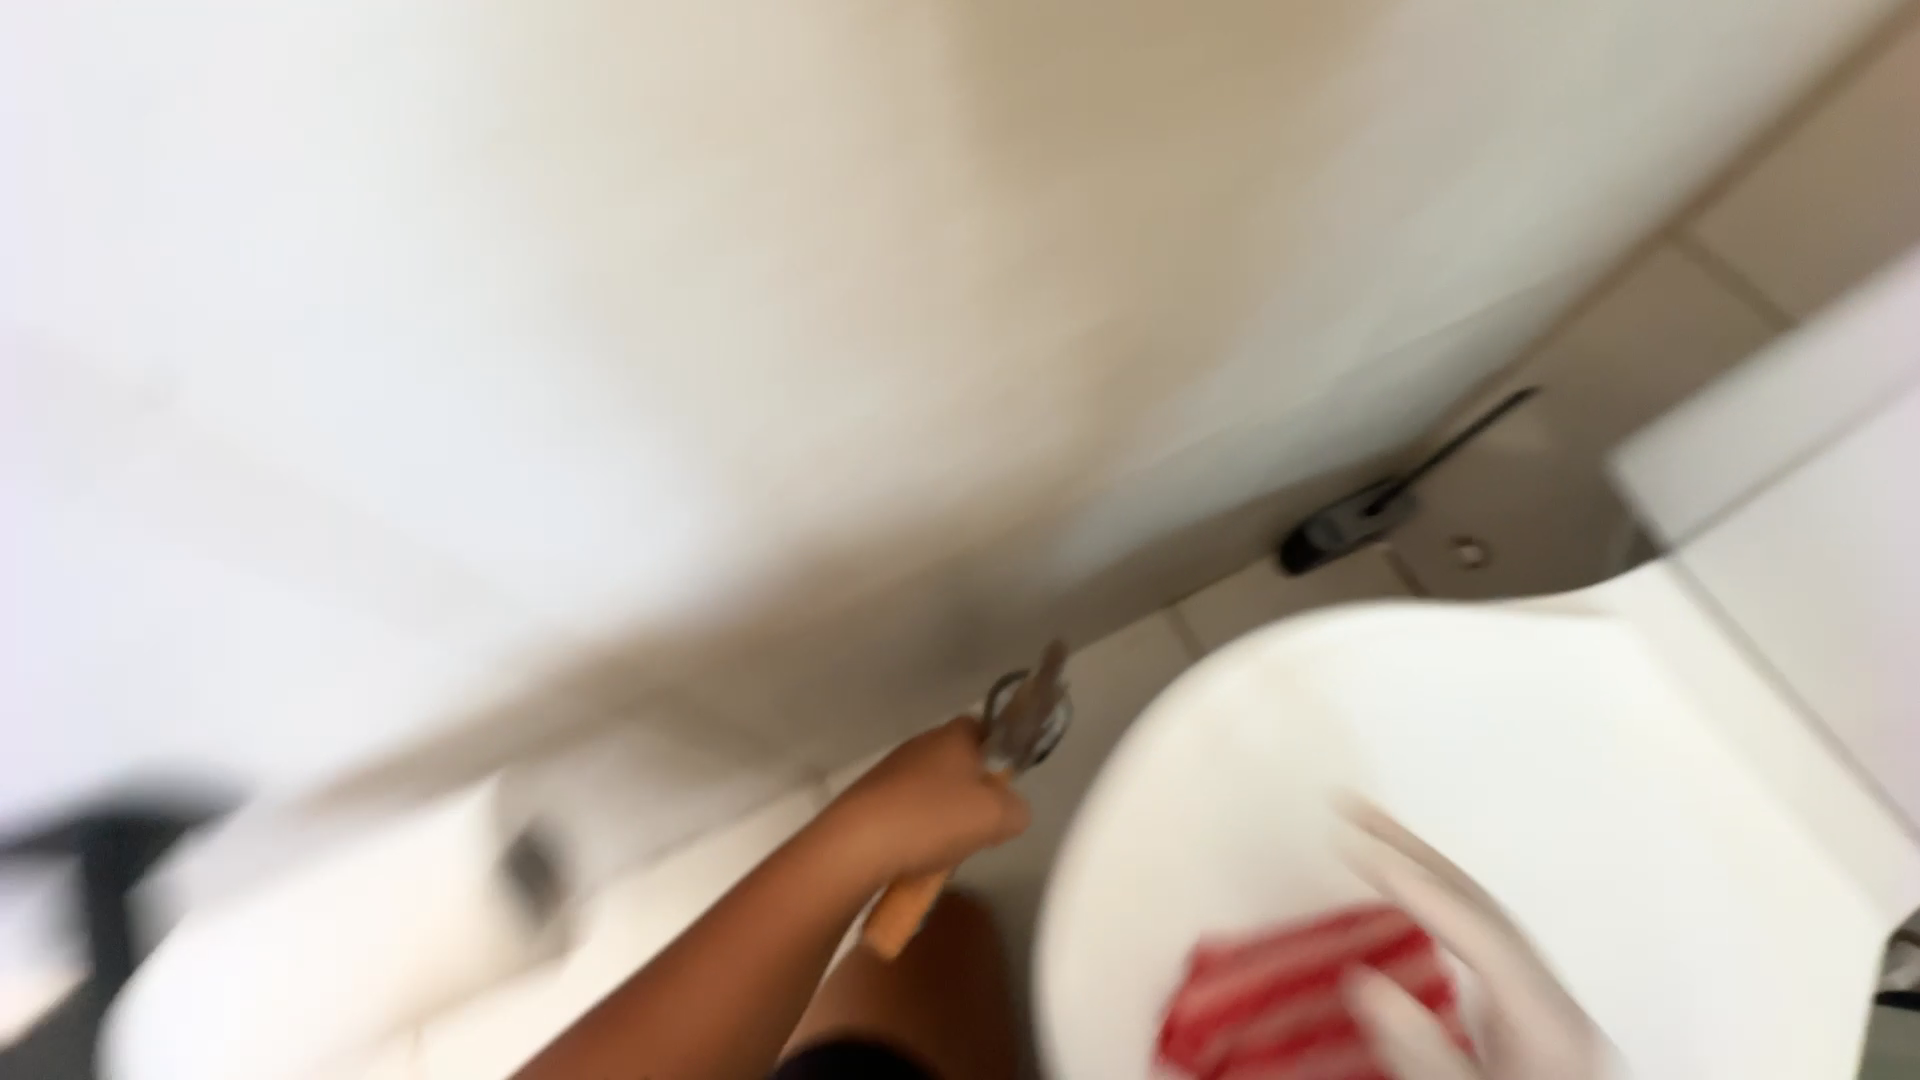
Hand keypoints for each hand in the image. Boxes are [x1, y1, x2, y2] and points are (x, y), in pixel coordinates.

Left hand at [816, 717, 1031, 881]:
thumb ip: (1017, 809)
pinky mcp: (870, 796)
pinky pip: (905, 808)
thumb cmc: (933, 818)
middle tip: (980, 825)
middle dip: (971, 793)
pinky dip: (915, 829)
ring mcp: (892, 769)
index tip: (1004, 787)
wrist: (857, 844)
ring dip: (943, 815)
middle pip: (959, 763)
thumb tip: (1013, 809)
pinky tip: (916, 855)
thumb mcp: (997, 817)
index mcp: (954, 735)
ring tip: (946, 848)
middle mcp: (922, 743)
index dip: (998, 754)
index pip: (985, 729)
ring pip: (932, 789)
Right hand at [1340, 803, 1617, 1079]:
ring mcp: (1542, 1000)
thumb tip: (1364, 980)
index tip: (1357, 847)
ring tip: (1366, 824)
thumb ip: (1422, 1052)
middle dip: (1411, 846)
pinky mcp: (1525, 1009)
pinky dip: (1432, 891)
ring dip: (1419, 859)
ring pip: (1478, 907)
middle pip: (1478, 900)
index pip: (1479, 930)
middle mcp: (1551, 999)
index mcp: (1548, 1021)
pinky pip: (1476, 927)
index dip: (1417, 886)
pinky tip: (1403, 882)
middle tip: (1350, 807)